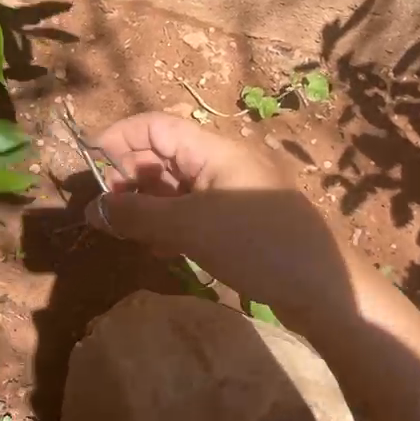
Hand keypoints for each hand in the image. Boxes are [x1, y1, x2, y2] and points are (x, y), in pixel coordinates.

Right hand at [84, 112, 351, 315]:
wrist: (331, 294)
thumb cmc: (258, 245)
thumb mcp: (188, 227)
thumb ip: (135, 215)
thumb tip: (91, 210)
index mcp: (214, 149)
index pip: (154, 126)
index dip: (118, 138)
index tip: (88, 164)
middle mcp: (222, 163)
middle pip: (162, 155)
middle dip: (129, 177)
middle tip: (108, 209)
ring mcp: (233, 194)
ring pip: (175, 187)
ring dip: (146, 205)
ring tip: (127, 232)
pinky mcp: (240, 224)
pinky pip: (192, 212)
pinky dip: (168, 224)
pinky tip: (157, 249)